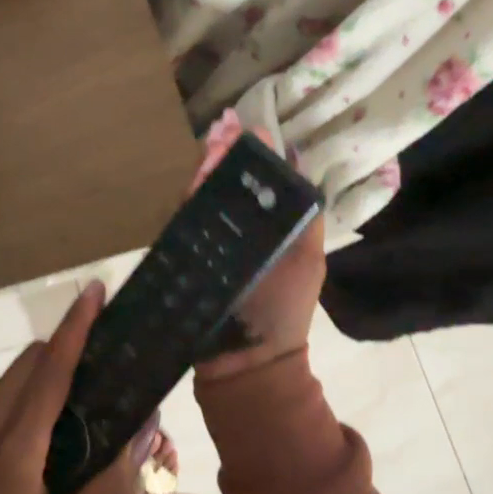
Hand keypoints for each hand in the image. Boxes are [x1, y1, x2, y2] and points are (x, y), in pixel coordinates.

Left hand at [0, 281, 142, 493]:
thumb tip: (143, 430)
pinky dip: (25, 393)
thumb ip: (109, 489)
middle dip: (67, 349)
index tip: (96, 289)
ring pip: (12, 375)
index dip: (75, 326)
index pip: (50, 369)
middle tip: (107, 365)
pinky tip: (46, 430)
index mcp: (12, 447)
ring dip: (46, 372)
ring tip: (82, 402)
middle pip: (31, 360)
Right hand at [191, 114, 327, 383]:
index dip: (249, 152)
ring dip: (207, 165)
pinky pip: (186, 216)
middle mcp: (234, 229)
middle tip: (222, 128)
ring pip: (204, 192)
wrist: (249, 365)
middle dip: (224, 152)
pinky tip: (196, 174)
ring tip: (212, 141)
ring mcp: (208, 240)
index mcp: (264, 226)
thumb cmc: (283, 311)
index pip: (253, 179)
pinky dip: (190, 192)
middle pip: (225, 180)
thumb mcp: (306, 256)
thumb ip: (304, 213)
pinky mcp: (186, 253)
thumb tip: (297, 160)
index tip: (245, 128)